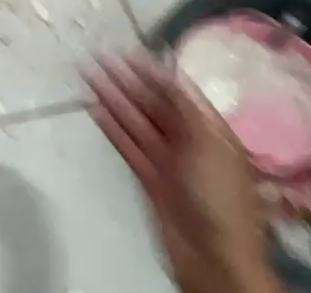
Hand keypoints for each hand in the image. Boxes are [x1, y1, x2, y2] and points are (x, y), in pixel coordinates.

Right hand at [87, 52, 278, 292]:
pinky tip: (95, 109)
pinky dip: (112, 128)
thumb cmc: (220, 198)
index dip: (153, 72)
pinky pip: (129, 146)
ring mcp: (168, 161)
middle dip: (128, 82)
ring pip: (137, 123)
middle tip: (100, 58)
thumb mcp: (210, 145)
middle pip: (154, 105)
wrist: (216, 259)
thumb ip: (186, 107)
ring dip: (114, 100)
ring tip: (89, 77)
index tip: (128, 51)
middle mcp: (189, 141)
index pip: (178, 93)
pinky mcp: (150, 179)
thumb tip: (171, 71)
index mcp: (210, 131)